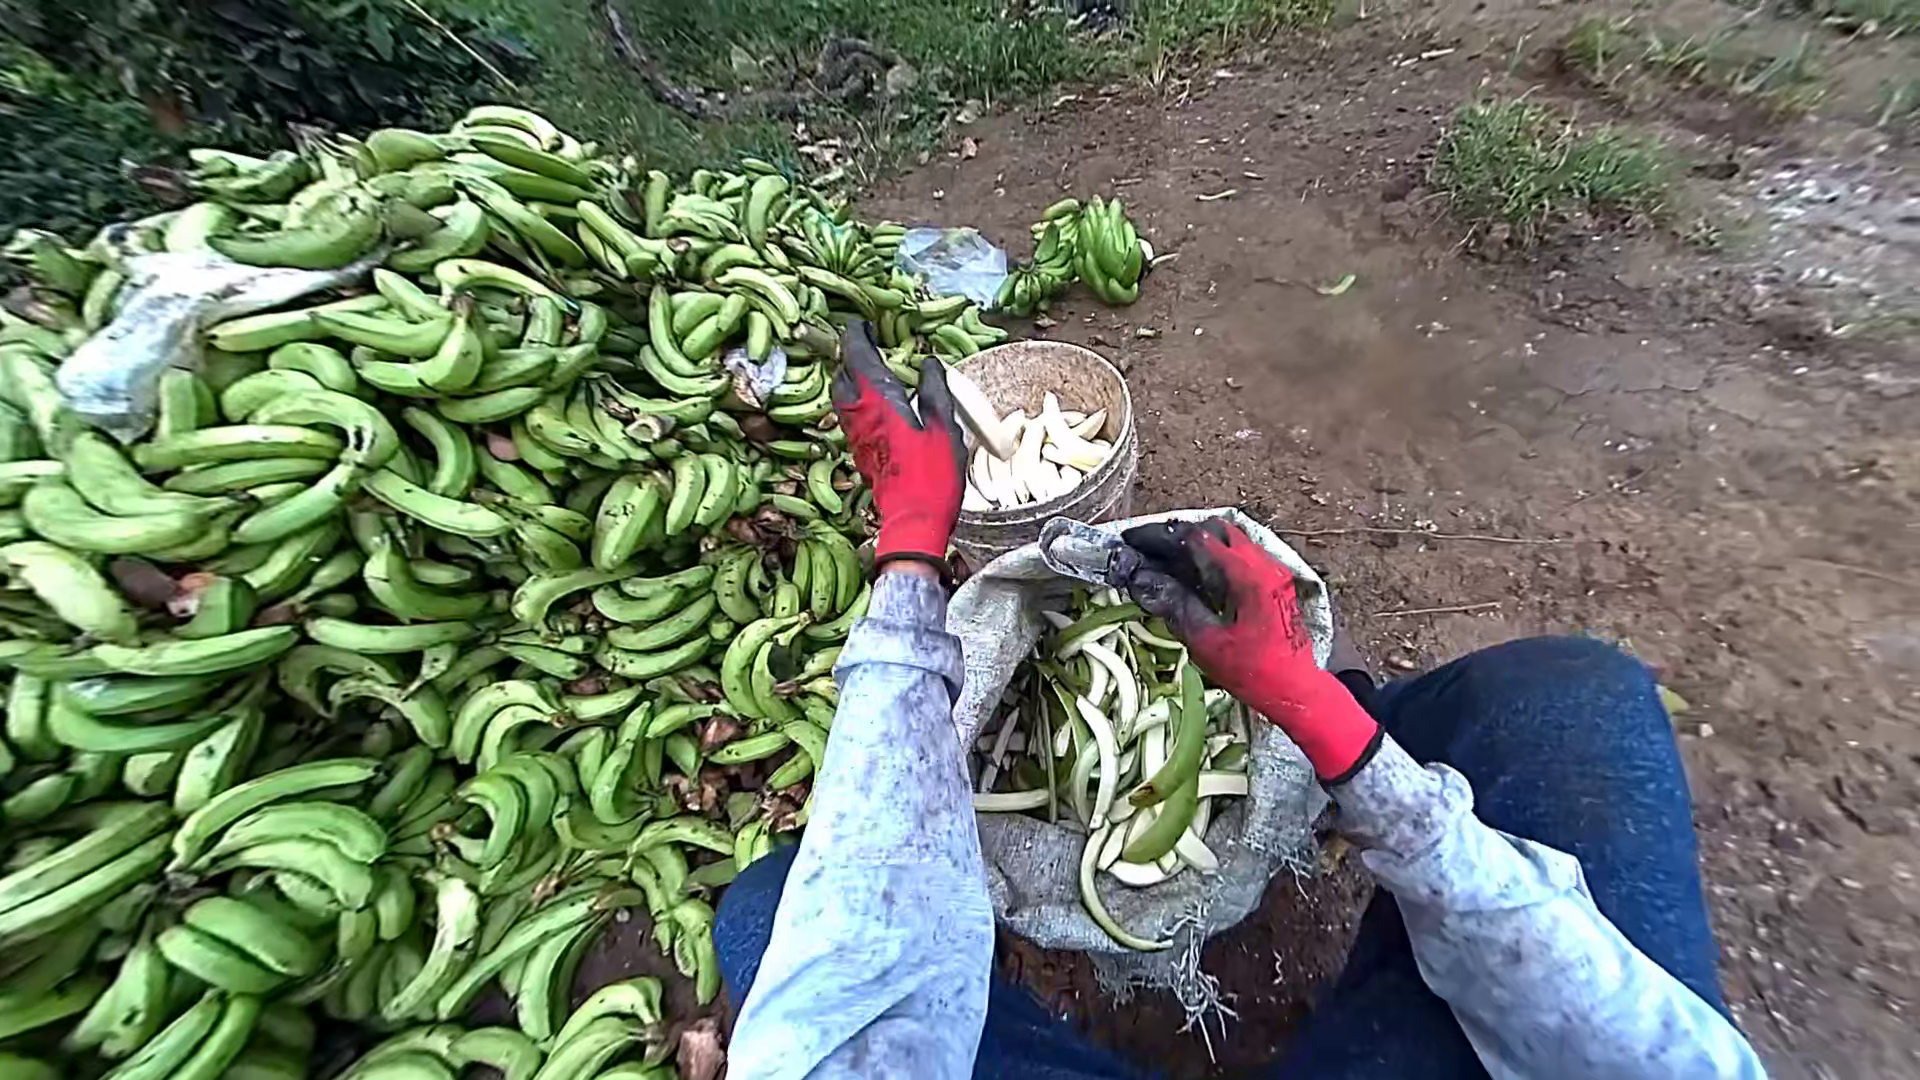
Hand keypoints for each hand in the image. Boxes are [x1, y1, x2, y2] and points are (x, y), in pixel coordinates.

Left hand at [831, 320, 964, 574]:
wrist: (913, 522)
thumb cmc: (932, 476)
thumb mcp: (945, 429)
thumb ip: (935, 391)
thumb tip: (928, 363)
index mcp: (878, 402)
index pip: (856, 354)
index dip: (857, 334)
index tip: (867, 324)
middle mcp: (858, 415)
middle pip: (842, 374)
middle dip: (852, 356)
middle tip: (871, 346)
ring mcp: (855, 436)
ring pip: (843, 397)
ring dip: (854, 379)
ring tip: (876, 372)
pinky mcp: (860, 452)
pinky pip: (851, 416)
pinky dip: (860, 401)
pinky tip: (880, 405)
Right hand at [1111, 518, 1380, 781]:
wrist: (1299, 691)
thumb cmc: (1253, 671)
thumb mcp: (1206, 641)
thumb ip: (1174, 604)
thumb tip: (1140, 578)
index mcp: (1246, 575)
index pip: (1195, 538)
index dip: (1158, 537)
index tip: (1131, 541)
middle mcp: (1262, 563)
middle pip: (1212, 529)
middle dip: (1175, 535)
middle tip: (1144, 548)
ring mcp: (1271, 569)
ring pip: (1226, 539)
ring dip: (1192, 544)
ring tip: (1161, 558)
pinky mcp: (1272, 580)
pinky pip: (1237, 554)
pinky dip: (1209, 555)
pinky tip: (1189, 573)